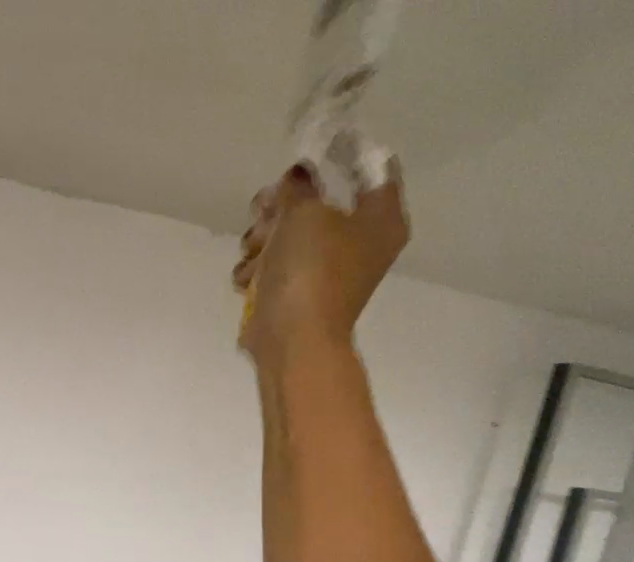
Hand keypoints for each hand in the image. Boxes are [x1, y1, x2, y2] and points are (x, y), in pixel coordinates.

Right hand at [234, 161, 408, 362]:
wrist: (291, 340)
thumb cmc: (310, 272)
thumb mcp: (304, 213)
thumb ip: (299, 185)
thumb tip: (297, 175)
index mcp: (381, 218)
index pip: (373, 167)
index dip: (342, 152)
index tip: (312, 148)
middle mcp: (359, 240)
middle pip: (318, 200)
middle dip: (283, 204)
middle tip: (265, 209)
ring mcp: (324, 268)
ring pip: (286, 232)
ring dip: (262, 238)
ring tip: (256, 252)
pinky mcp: (294, 291)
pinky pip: (271, 264)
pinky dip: (258, 269)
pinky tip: (252, 280)